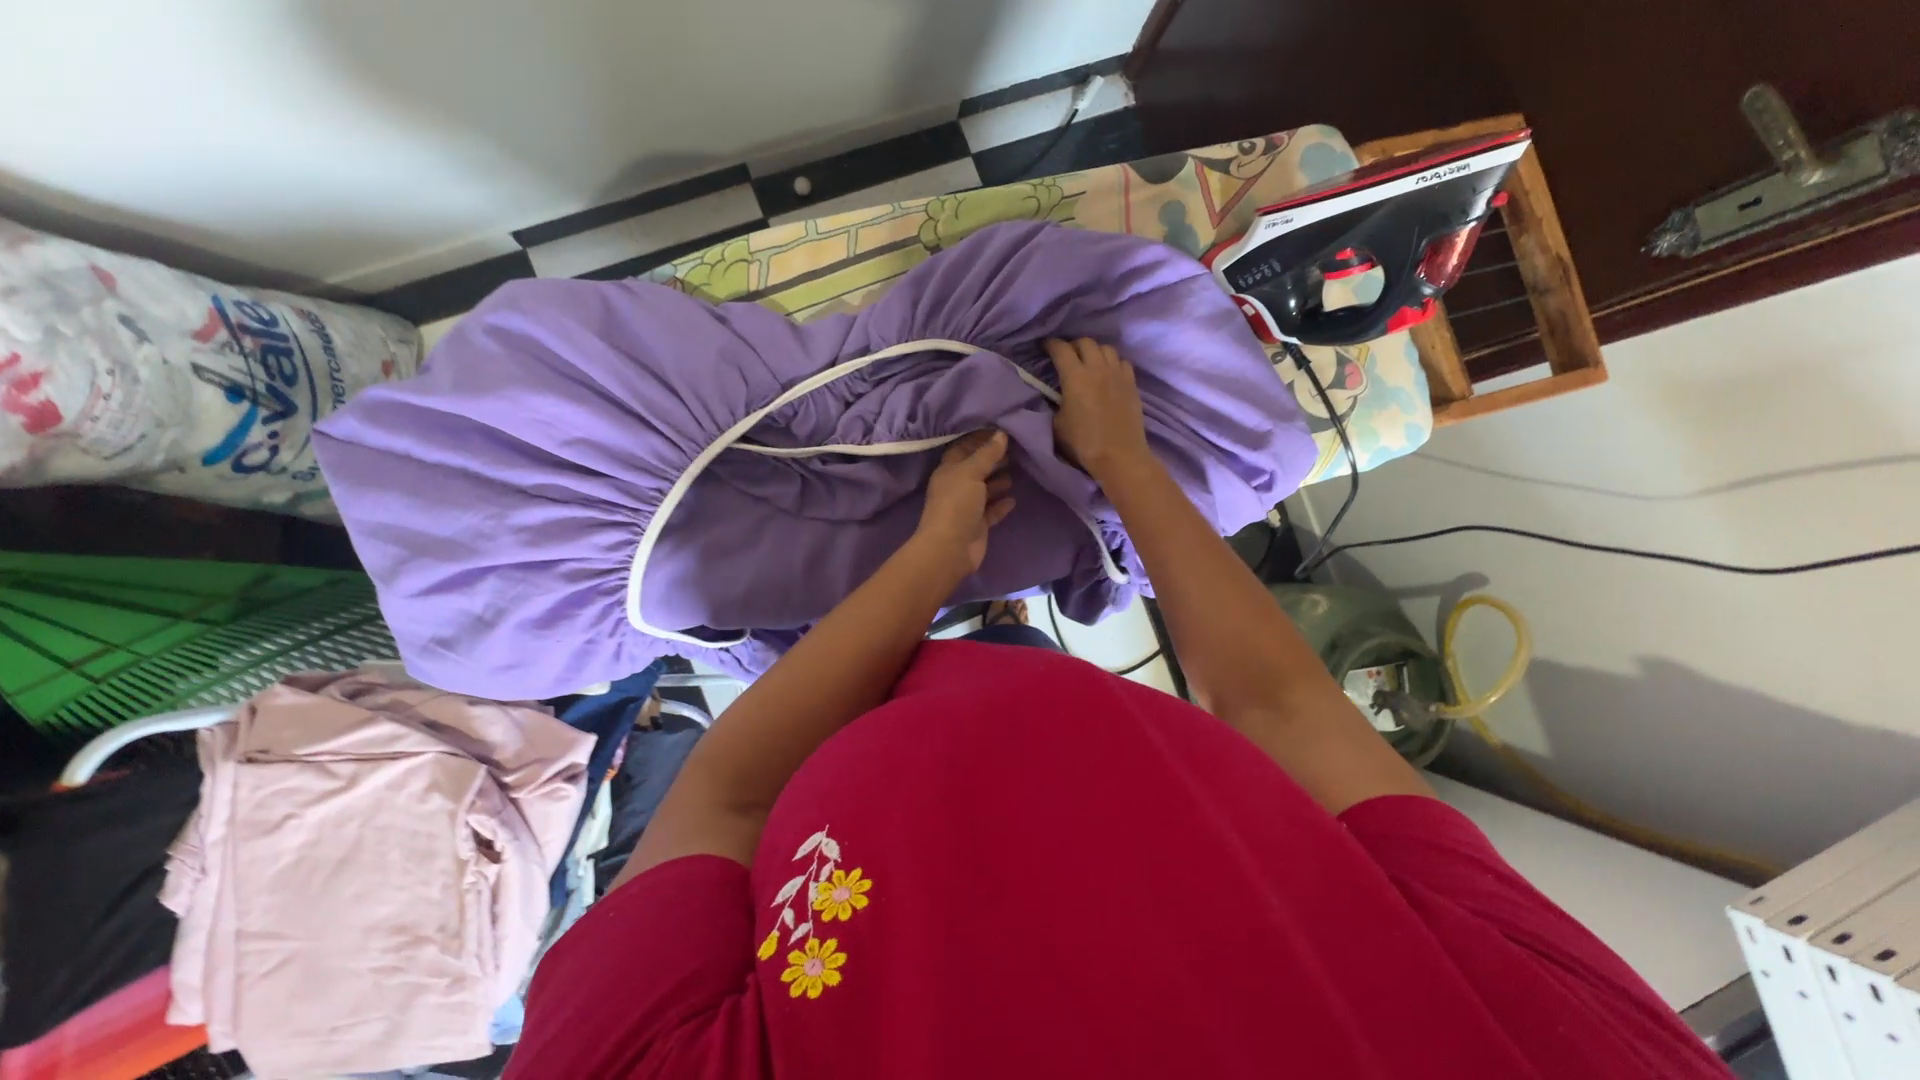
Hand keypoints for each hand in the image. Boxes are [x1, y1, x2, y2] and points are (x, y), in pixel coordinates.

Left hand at [914, 429, 1015, 573]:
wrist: (950, 548)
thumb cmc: (956, 504)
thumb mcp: (971, 473)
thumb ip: (987, 454)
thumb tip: (1001, 434)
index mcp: (949, 470)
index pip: (963, 448)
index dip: (979, 439)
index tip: (1001, 430)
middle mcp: (957, 486)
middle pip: (976, 468)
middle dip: (993, 459)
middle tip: (1015, 448)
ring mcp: (967, 507)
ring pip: (985, 489)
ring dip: (999, 481)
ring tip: (1018, 469)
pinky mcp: (978, 525)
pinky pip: (992, 511)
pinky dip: (1001, 504)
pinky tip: (1014, 498)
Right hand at [1047, 337, 1151, 478]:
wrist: (1119, 455)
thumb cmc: (1083, 443)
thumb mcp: (1058, 424)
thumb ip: (1055, 403)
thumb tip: (1056, 394)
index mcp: (1075, 376)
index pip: (1061, 349)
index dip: (1051, 345)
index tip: (1045, 347)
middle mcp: (1097, 368)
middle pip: (1085, 342)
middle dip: (1073, 345)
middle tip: (1068, 356)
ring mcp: (1117, 374)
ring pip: (1106, 348)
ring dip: (1095, 351)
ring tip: (1090, 362)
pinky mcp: (1132, 383)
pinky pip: (1122, 362)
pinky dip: (1113, 362)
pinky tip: (1109, 373)